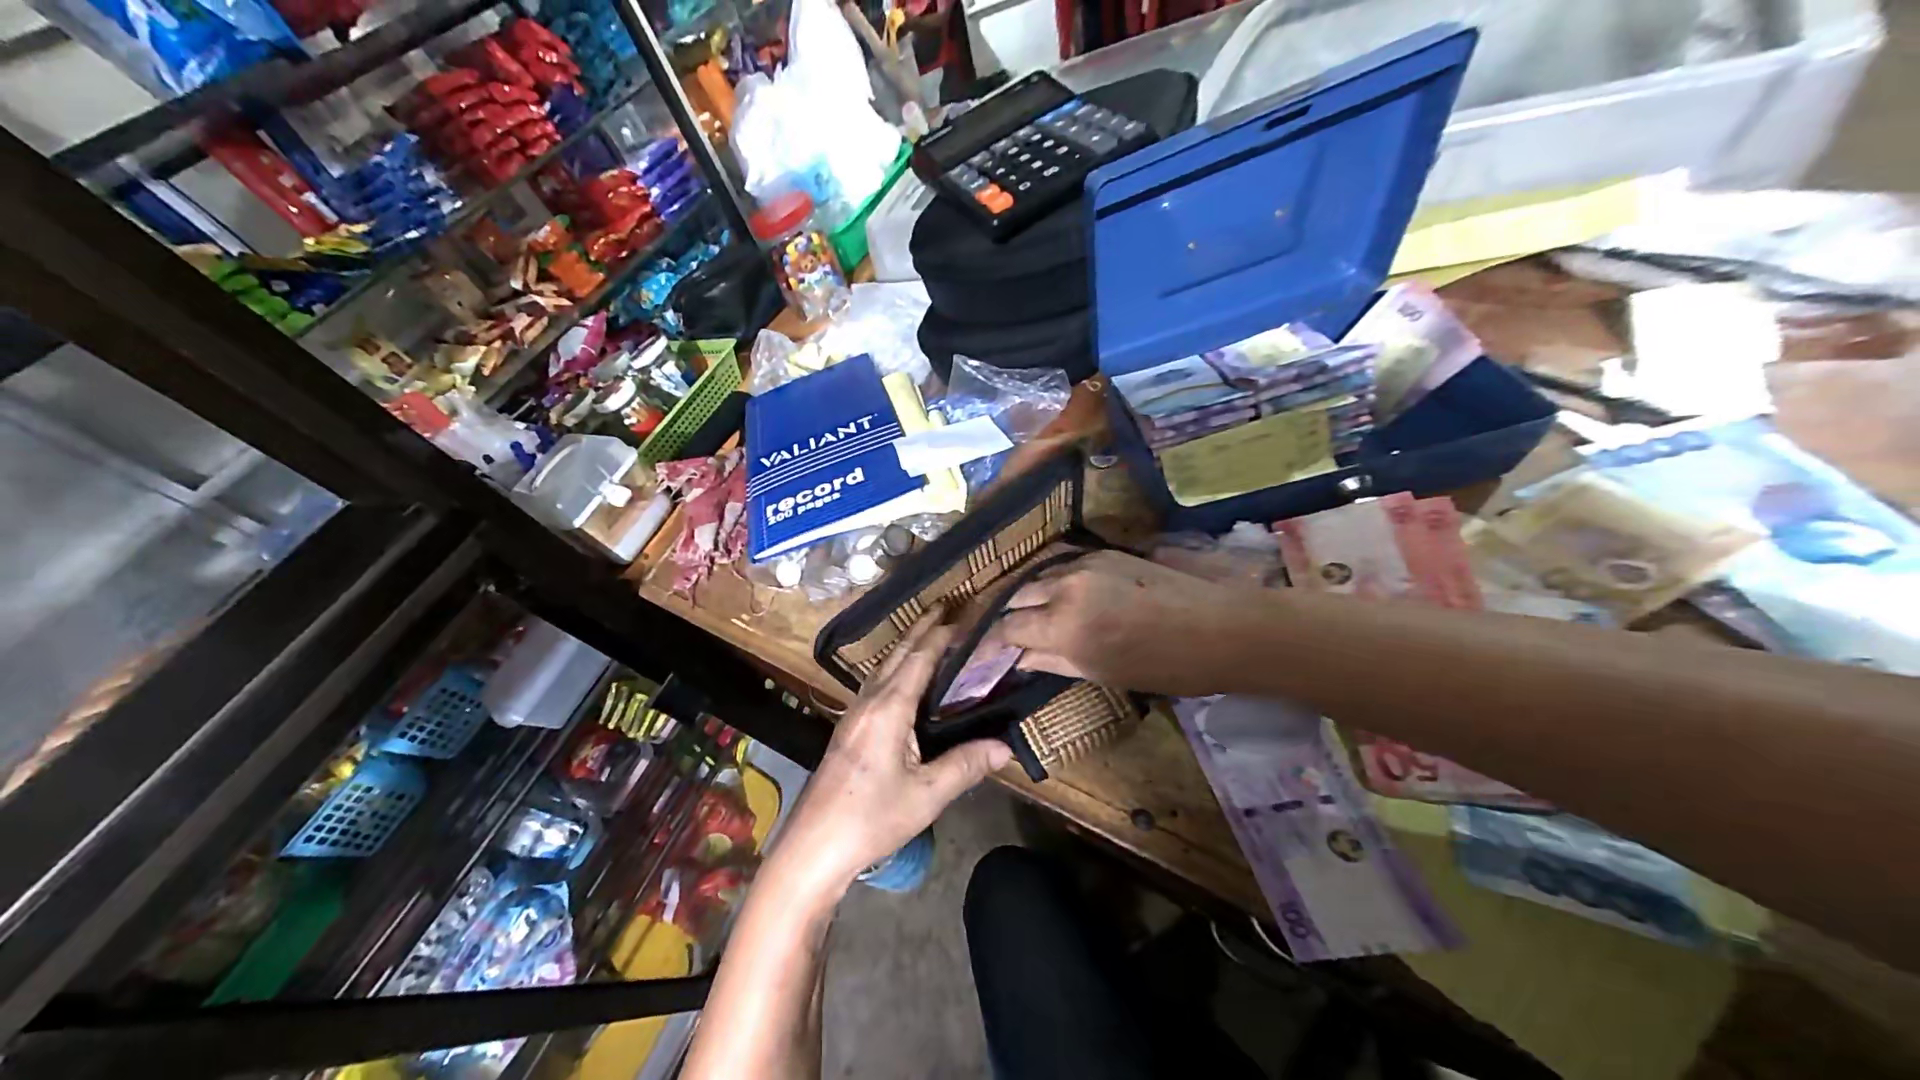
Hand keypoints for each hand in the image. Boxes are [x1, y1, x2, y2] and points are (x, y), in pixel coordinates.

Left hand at [770, 617, 1012, 899]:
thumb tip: (1006, 747)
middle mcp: (867, 703)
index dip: (940, 635)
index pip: (918, 658)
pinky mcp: (847, 731)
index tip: (962, 615)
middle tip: (945, 609)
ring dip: (905, 648)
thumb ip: (966, 765)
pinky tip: (903, 682)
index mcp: (888, 709)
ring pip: (882, 669)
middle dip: (920, 630)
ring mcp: (852, 716)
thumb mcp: (927, 795)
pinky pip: (875, 686)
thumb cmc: (871, 819)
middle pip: (896, 656)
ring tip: (929, 637)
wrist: (813, 847)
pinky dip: (895, 670)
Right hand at [991, 550, 1253, 695]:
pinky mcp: (1104, 552)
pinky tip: (1052, 592)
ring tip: (1021, 611)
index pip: (1007, 628)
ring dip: (1025, 594)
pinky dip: (1049, 578)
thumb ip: (1053, 660)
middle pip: (1015, 596)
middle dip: (1003, 614)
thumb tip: (1018, 657)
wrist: (1222, 628)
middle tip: (998, 631)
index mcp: (1063, 625)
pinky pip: (1061, 563)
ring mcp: (1085, 563)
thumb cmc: (1165, 666)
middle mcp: (1065, 586)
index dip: (990, 641)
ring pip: (1037, 575)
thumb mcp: (1102, 673)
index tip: (981, 651)